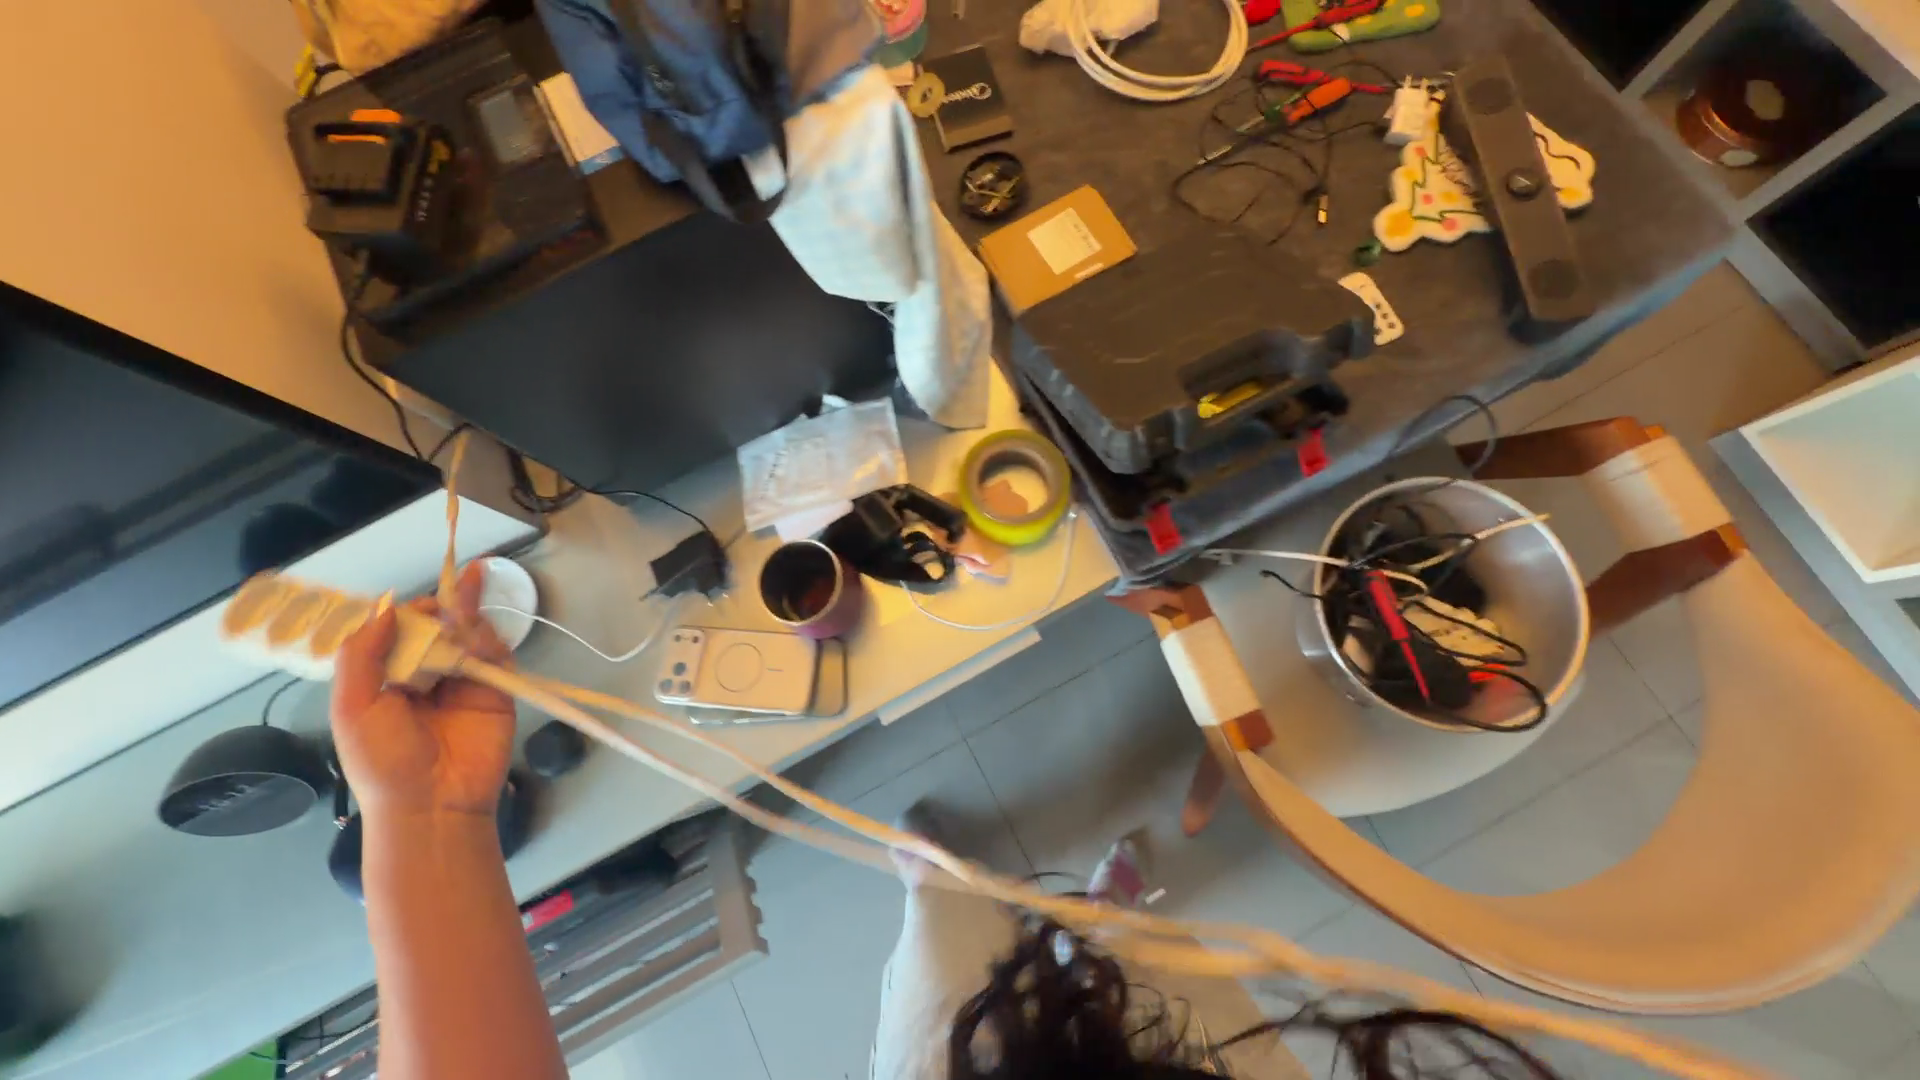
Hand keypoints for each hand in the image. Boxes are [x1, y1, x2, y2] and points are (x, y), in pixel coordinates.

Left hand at [332, 563, 517, 821]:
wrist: (433, 804)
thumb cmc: (383, 761)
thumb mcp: (353, 707)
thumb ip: (362, 654)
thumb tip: (387, 605)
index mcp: (389, 679)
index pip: (402, 633)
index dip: (409, 612)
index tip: (414, 601)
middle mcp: (429, 676)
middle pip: (440, 628)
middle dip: (447, 603)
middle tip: (464, 575)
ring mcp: (466, 682)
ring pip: (471, 636)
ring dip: (470, 612)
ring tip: (473, 587)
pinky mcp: (498, 691)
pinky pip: (497, 656)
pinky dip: (490, 638)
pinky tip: (479, 628)